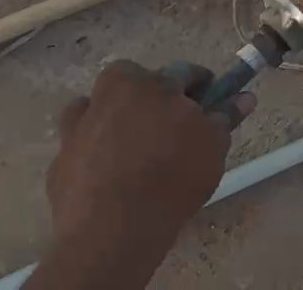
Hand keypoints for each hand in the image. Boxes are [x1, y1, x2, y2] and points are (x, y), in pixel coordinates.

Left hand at [31, 60, 254, 288]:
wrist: (115, 231)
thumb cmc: (173, 175)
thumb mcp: (213, 143)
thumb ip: (226, 116)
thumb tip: (245, 97)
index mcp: (150, 86)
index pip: (183, 71)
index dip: (200, 84)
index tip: (210, 100)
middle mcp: (108, 100)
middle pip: (126, 81)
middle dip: (145, 92)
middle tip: (165, 118)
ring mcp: (76, 133)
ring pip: (88, 109)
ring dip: (107, 116)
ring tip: (129, 142)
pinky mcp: (57, 168)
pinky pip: (77, 149)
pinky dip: (92, 154)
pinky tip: (111, 175)